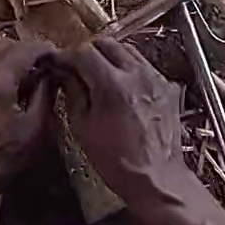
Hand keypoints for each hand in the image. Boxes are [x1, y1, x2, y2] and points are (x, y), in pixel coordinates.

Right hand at [58, 38, 198, 214]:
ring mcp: (156, 78)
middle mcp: (137, 73)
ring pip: (128, 50)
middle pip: (107, 43)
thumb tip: (63, 71)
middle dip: (88, 51)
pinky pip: (143, 66)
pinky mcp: (167, 87)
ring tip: (98, 75)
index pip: (84, 51)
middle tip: (76, 67)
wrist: (157, 180)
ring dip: (109, 57)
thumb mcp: (82, 127)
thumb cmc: (115, 160)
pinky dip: (128, 68)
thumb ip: (72, 91)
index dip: (67, 54)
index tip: (57, 62)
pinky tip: (121, 87)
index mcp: (112, 84)